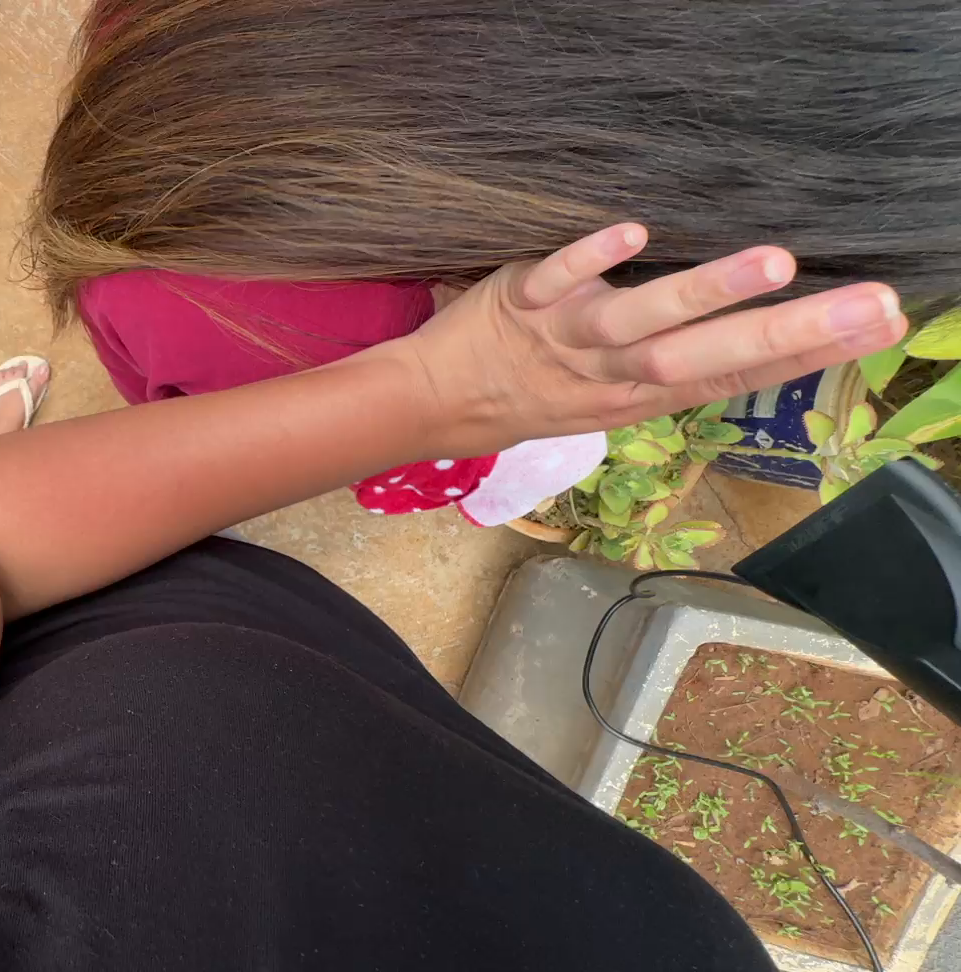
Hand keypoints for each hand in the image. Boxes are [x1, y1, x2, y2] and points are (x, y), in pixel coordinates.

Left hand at [398, 224, 906, 456]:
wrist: (427, 404)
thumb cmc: (523, 393)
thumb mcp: (596, 400)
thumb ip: (660, 371)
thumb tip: (745, 334)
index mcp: (625, 397)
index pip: (720, 382)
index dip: (795, 360)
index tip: (880, 327)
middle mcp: (599, 373)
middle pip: (691, 360)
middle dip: (779, 336)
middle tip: (868, 306)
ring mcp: (557, 339)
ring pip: (631, 324)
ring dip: (699, 294)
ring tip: (773, 265)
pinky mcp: (516, 304)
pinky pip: (550, 281)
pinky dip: (584, 260)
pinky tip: (631, 230)